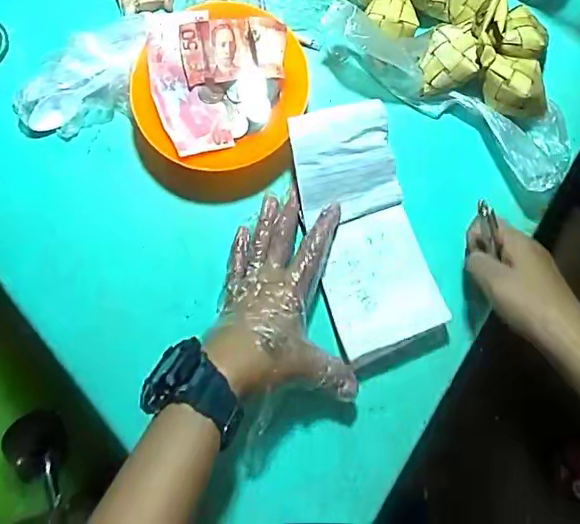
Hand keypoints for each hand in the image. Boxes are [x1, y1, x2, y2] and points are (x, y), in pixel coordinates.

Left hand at [206, 188, 356, 400]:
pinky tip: (239, 231)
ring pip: (258, 245)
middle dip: (289, 214)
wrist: (225, 368)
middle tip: (292, 189)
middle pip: (281, 239)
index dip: (323, 229)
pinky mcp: (230, 295)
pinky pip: (235, 265)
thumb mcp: (305, 367)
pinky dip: (237, 248)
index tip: (331, 205)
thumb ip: (330, 373)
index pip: (311, 252)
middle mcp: (270, 278)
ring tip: (268, 198)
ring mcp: (248, 284)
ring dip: (264, 222)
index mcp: (291, 288)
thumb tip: (354, 390)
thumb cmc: (268, 360)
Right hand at [466, 211, 579, 350]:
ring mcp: (540, 267)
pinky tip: (511, 307)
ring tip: (495, 297)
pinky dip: (509, 288)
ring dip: (495, 275)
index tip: (474, 263)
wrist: (568, 337)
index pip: (488, 221)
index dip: (474, 237)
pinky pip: (518, 277)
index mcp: (519, 239)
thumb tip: (474, 256)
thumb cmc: (528, 303)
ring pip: (507, 261)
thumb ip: (476, 261)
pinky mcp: (545, 286)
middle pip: (498, 241)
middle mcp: (531, 247)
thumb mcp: (493, 280)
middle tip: (483, 282)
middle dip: (484, 258)